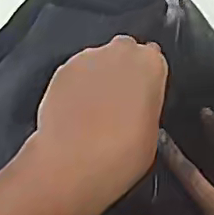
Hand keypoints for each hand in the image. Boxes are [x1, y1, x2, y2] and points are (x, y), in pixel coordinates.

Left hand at [29, 35, 168, 198]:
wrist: (74, 162)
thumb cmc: (122, 153)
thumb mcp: (153, 131)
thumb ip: (147, 106)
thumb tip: (138, 108)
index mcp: (150, 63)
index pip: (153, 57)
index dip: (147, 78)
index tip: (143, 95)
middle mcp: (119, 52)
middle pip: (124, 52)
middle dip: (121, 71)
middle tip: (119, 103)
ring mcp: (86, 58)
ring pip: (97, 62)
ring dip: (97, 79)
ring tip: (93, 113)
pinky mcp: (60, 71)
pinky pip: (74, 75)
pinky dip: (75, 88)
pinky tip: (75, 114)